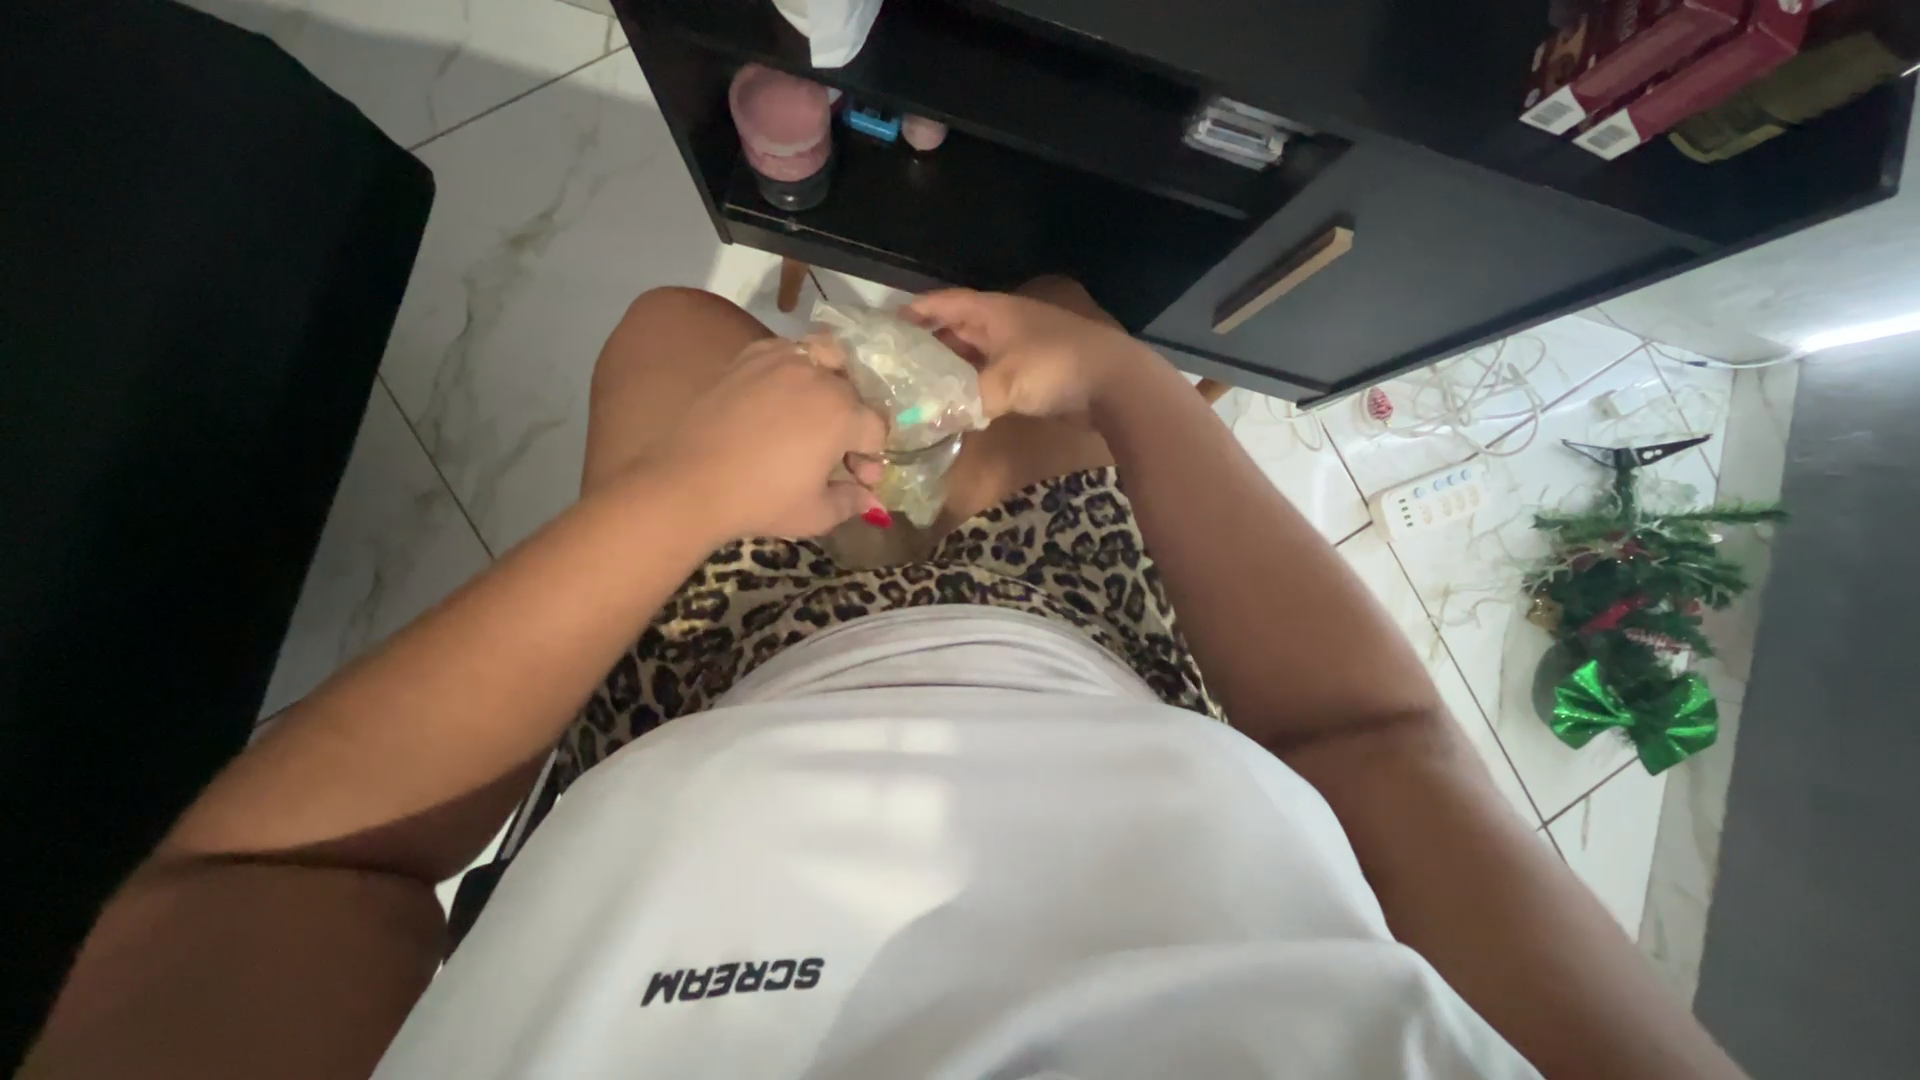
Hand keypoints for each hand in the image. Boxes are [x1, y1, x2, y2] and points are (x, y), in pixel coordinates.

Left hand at [655, 337, 887, 540]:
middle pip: (854, 394)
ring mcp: (782, 360)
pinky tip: (783, 391)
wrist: (691, 482)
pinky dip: (795, 364)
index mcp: (843, 414)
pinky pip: (787, 348)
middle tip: (835, 453)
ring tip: (817, 408)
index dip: (871, 457)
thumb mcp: (816, 513)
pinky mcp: (750, 357)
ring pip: (827, 357)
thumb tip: (871, 499)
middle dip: (853, 423)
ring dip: (832, 381)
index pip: (877, 429)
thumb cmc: (761, 500)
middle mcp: (819, 377)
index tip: (857, 479)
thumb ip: (851, 501)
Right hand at [905, 289, 1157, 421]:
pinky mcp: (1034, 373)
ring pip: (976, 353)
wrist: (1114, 383)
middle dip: (928, 343)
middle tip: (896, 363)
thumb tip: (926, 421)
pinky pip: (993, 375)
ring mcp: (1021, 348)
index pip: (945, 303)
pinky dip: (974, 385)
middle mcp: (1004, 324)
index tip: (887, 325)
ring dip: (951, 367)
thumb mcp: (1002, 383)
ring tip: (918, 385)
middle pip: (958, 328)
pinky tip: (957, 402)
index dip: (916, 311)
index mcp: (994, 311)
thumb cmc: (1054, 368)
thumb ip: (963, 401)